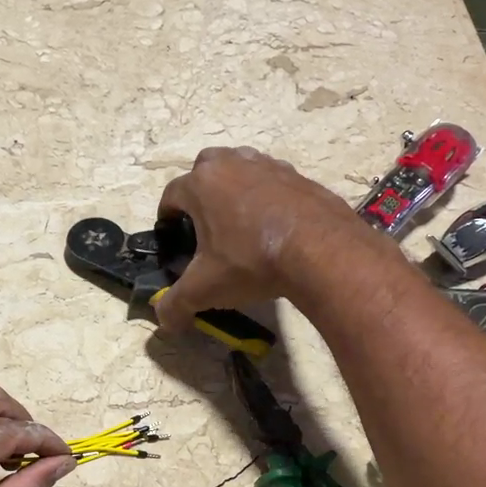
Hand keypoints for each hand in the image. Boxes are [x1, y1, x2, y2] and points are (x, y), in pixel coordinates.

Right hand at [154, 146, 393, 333]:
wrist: (321, 251)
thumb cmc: (250, 262)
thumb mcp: (203, 290)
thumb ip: (175, 305)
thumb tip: (164, 322)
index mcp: (202, 184)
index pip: (171, 195)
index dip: (166, 217)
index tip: (171, 237)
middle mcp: (233, 164)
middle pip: (205, 169)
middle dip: (199, 193)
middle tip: (203, 226)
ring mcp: (269, 166)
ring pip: (240, 170)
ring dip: (232, 191)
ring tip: (237, 225)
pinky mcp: (298, 177)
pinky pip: (271, 183)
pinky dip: (264, 199)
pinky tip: (269, 229)